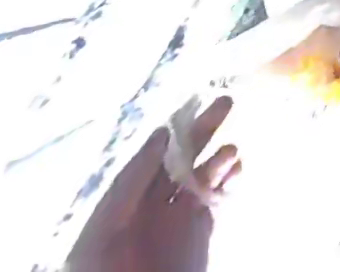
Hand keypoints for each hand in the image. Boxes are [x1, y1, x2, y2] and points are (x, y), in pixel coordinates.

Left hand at [66, 97, 241, 271]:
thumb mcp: (102, 237)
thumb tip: (160, 136)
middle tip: (227, 102)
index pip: (145, 161)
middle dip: (201, 132)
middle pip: (178, 161)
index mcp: (118, 208)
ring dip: (218, 158)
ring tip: (231, 153)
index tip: (186, 112)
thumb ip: (128, 186)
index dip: (166, 136)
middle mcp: (147, 208)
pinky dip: (229, 179)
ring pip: (201, 175)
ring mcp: (176, 219)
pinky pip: (217, 196)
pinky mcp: (200, 230)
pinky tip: (237, 170)